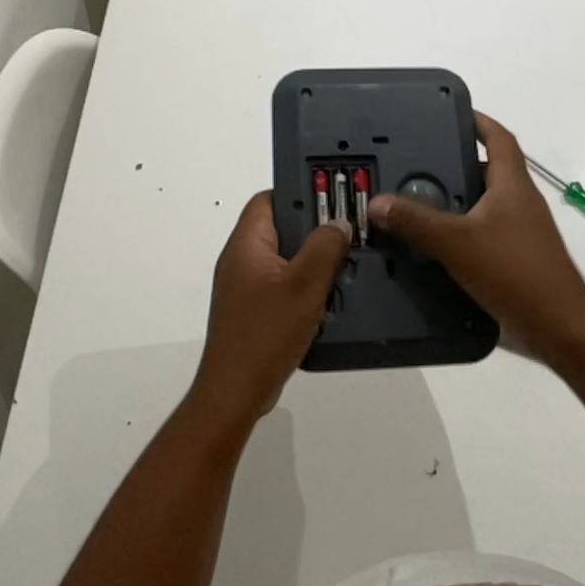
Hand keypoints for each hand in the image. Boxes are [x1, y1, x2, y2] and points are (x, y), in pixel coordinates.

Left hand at [192, 192, 350, 421]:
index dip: (300, 193)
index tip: (334, 199)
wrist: (236, 392)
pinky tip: (329, 301)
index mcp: (246, 244)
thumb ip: (325, 247)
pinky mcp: (254, 312)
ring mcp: (246, 288)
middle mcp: (241, 260)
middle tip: (348, 235)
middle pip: (281, 229)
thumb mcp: (304, 284)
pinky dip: (306, 289)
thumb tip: (338, 223)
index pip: (269, 199)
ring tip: (345, 268)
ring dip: (314, 264)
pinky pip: (283, 287)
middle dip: (315, 231)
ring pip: (285, 261)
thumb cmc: (267, 332)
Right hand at [367, 112, 584, 359]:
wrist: (558, 327)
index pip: (499, 139)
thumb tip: (378, 203)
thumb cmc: (515, 271)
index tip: (452, 113)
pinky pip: (483, 235)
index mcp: (513, 186)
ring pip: (483, 206)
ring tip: (414, 203)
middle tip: (415, 163)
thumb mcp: (457, 242)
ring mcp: (520, 234)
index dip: (479, 122)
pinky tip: (432, 247)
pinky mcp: (515, 261)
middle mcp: (520, 203)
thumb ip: (416, 221)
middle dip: (455, 164)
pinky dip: (459, 234)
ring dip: (455, 202)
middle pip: (488, 172)